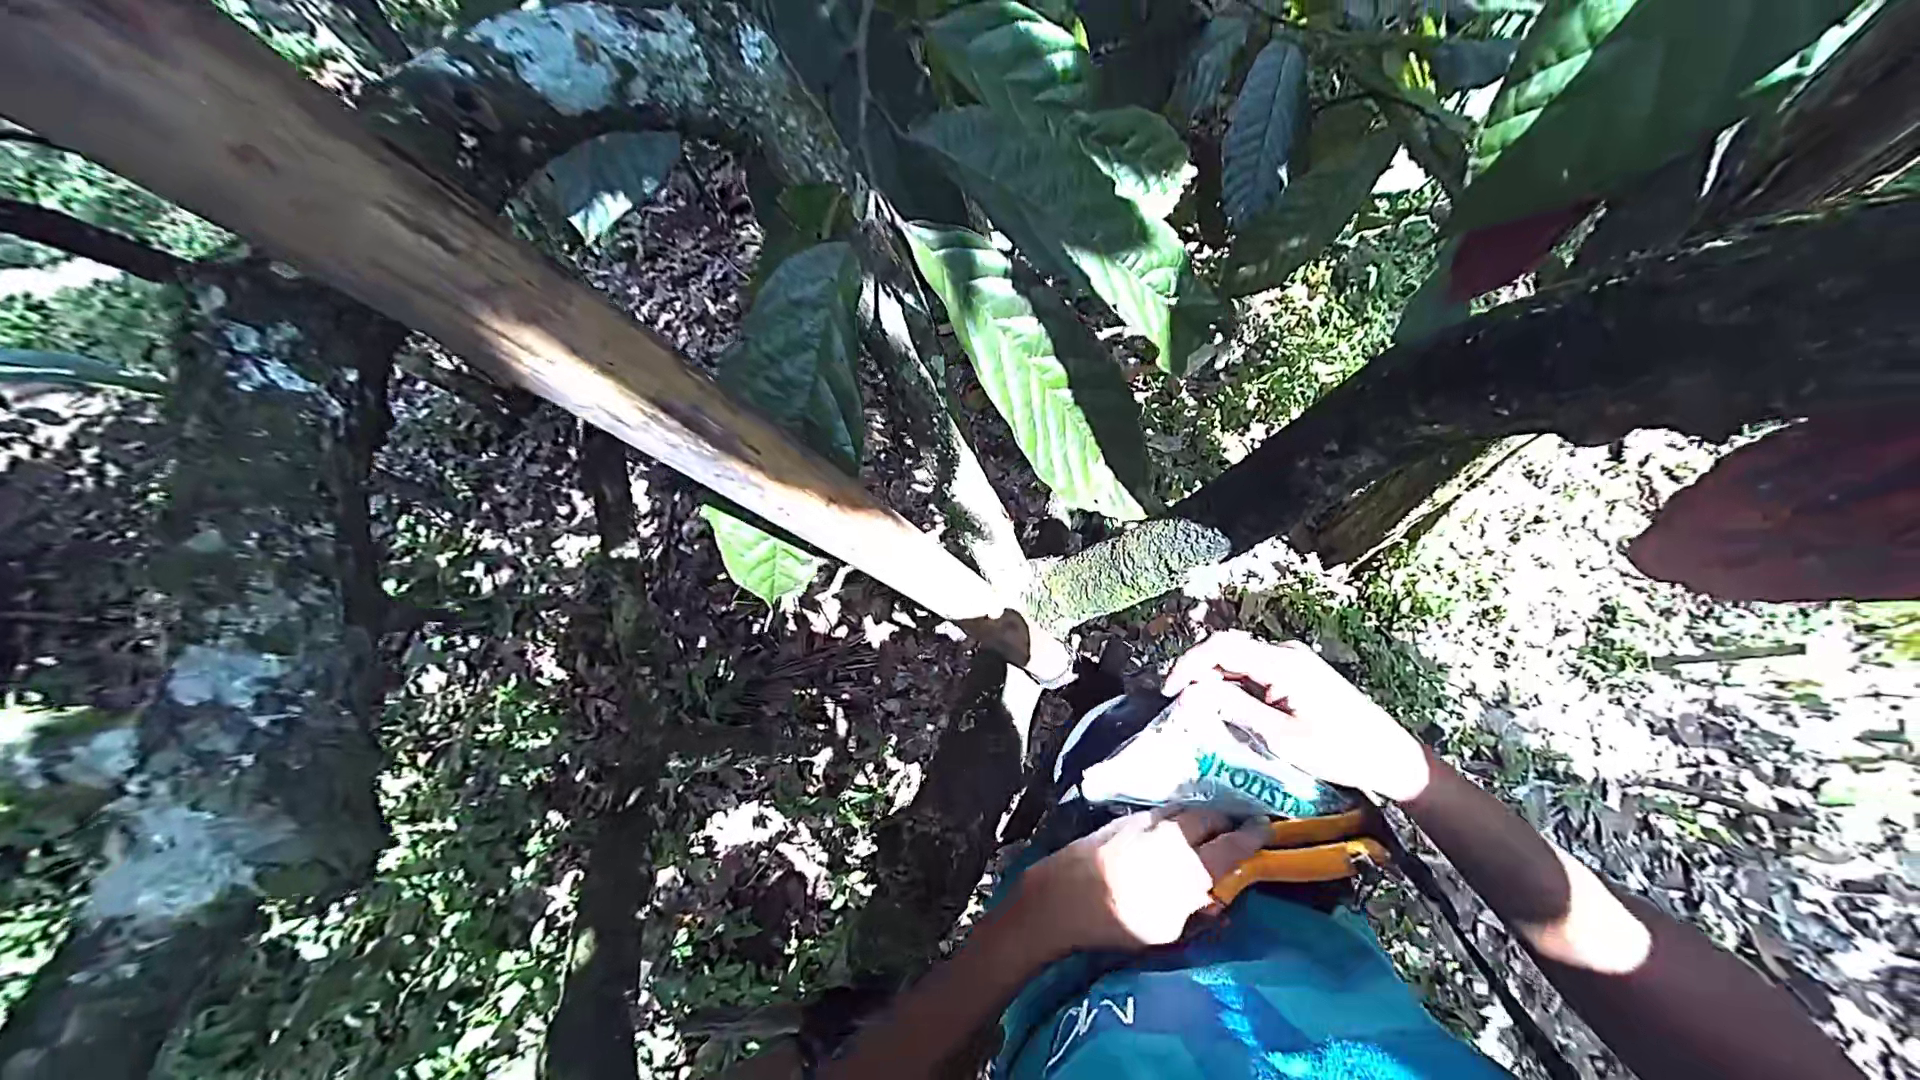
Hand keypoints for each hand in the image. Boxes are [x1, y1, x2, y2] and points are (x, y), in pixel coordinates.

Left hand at [1015, 808, 1266, 954]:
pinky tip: (1175, 823)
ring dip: (1202, 813)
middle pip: (1210, 817)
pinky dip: (1178, 814)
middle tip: (1238, 826)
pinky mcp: (1127, 817)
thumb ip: (1196, 907)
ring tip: (1210, 822)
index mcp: (1191, 864)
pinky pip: (1164, 810)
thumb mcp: (1169, 928)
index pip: (1233, 844)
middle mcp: (1174, 834)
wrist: (1067, 893)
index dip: (1253, 836)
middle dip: (1228, 819)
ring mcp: (1148, 820)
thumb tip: (1215, 898)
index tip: (1267, 828)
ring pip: (1186, 809)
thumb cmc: (1121, 920)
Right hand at [1163, 630, 1431, 801]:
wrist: (1394, 758)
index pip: (1220, 647)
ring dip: (1214, 678)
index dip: (1188, 665)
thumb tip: (1192, 693)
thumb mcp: (1282, 737)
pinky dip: (1233, 683)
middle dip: (1196, 671)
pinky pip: (1253, 668)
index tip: (1170, 691)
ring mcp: (1293, 660)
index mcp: (1283, 664)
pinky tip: (1227, 706)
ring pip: (1238, 658)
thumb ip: (1235, 709)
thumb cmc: (1343, 752)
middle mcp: (1286, 653)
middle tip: (1179, 701)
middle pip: (1226, 648)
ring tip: (1198, 707)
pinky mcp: (1296, 672)